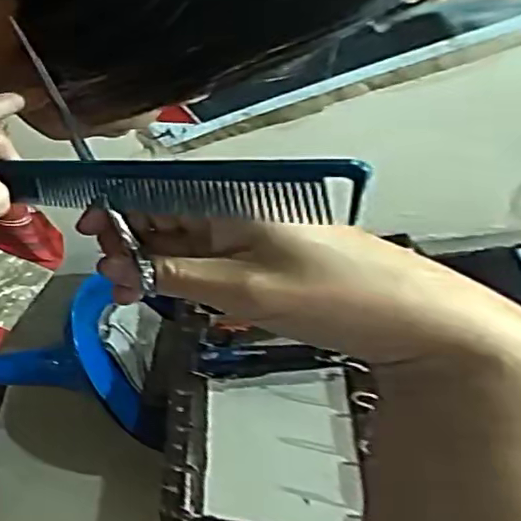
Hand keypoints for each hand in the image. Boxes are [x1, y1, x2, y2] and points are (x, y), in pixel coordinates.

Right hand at [79, 211, 520, 366]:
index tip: (88, 235)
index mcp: (229, 198)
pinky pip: (201, 255)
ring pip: (176, 238)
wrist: (432, 330)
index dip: (110, 208)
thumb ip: (165, 274)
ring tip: (138, 295)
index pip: (148, 190)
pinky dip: (178, 274)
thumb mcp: (240, 288)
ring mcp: (248, 231)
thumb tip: (111, 267)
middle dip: (126, 245)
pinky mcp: (259, 254)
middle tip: (117, 281)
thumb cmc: (343, 297)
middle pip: (157, 214)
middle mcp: (234, 207)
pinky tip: (172, 295)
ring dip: (149, 264)